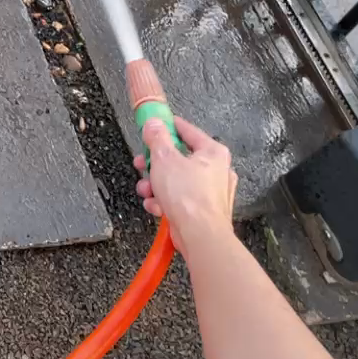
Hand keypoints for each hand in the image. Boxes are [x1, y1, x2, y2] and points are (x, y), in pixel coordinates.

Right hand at [134, 115, 237, 255]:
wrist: (200, 235)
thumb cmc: (188, 197)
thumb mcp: (164, 159)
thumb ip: (157, 138)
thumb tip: (154, 123)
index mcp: (212, 152)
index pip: (185, 130)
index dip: (165, 126)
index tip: (150, 124)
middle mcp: (216, 170)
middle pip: (177, 157)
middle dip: (154, 164)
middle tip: (141, 164)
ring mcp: (210, 191)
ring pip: (175, 179)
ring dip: (155, 184)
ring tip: (148, 191)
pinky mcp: (203, 208)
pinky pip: (178, 197)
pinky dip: (164, 201)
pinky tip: (157, 207)